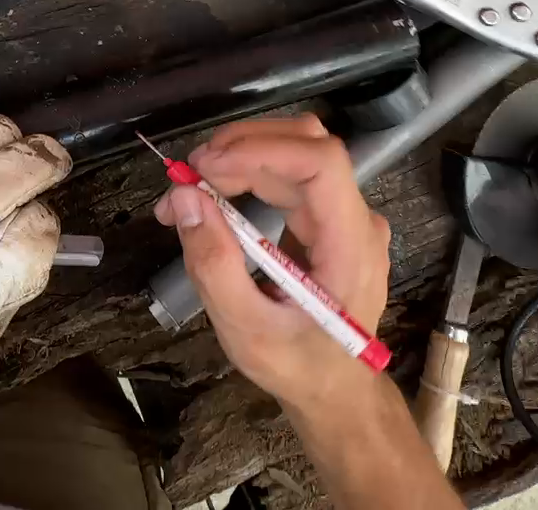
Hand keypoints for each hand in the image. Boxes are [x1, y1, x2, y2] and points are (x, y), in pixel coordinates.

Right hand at [154, 116, 391, 409]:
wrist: (334, 392)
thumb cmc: (297, 367)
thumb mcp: (244, 329)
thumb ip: (213, 264)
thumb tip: (183, 197)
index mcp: (351, 246)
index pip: (321, 163)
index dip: (261, 149)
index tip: (205, 166)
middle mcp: (355, 218)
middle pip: (303, 146)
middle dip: (238, 148)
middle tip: (186, 176)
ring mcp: (342, 213)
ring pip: (292, 150)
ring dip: (236, 155)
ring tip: (190, 185)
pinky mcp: (323, 215)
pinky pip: (285, 171)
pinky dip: (242, 170)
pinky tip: (209, 193)